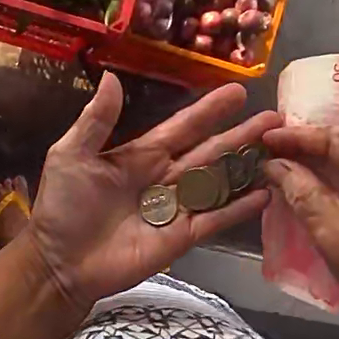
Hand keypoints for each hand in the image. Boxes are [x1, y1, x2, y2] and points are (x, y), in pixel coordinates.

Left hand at [23, 72, 280, 313]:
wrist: (60, 262)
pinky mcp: (181, 237)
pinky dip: (239, 207)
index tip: (237, 91)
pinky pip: (215, 219)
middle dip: (241, 134)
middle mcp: (165, 177)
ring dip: (246, 165)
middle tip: (276, 118)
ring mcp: (176, 208)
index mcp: (141, 155)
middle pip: (210, 151)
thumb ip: (96, 120)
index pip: (183, 127)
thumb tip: (113, 76)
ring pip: (218, 181)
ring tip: (279, 150)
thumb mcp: (71, 155)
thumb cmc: (63, 207)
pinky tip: (265, 193)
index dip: (209, 110)